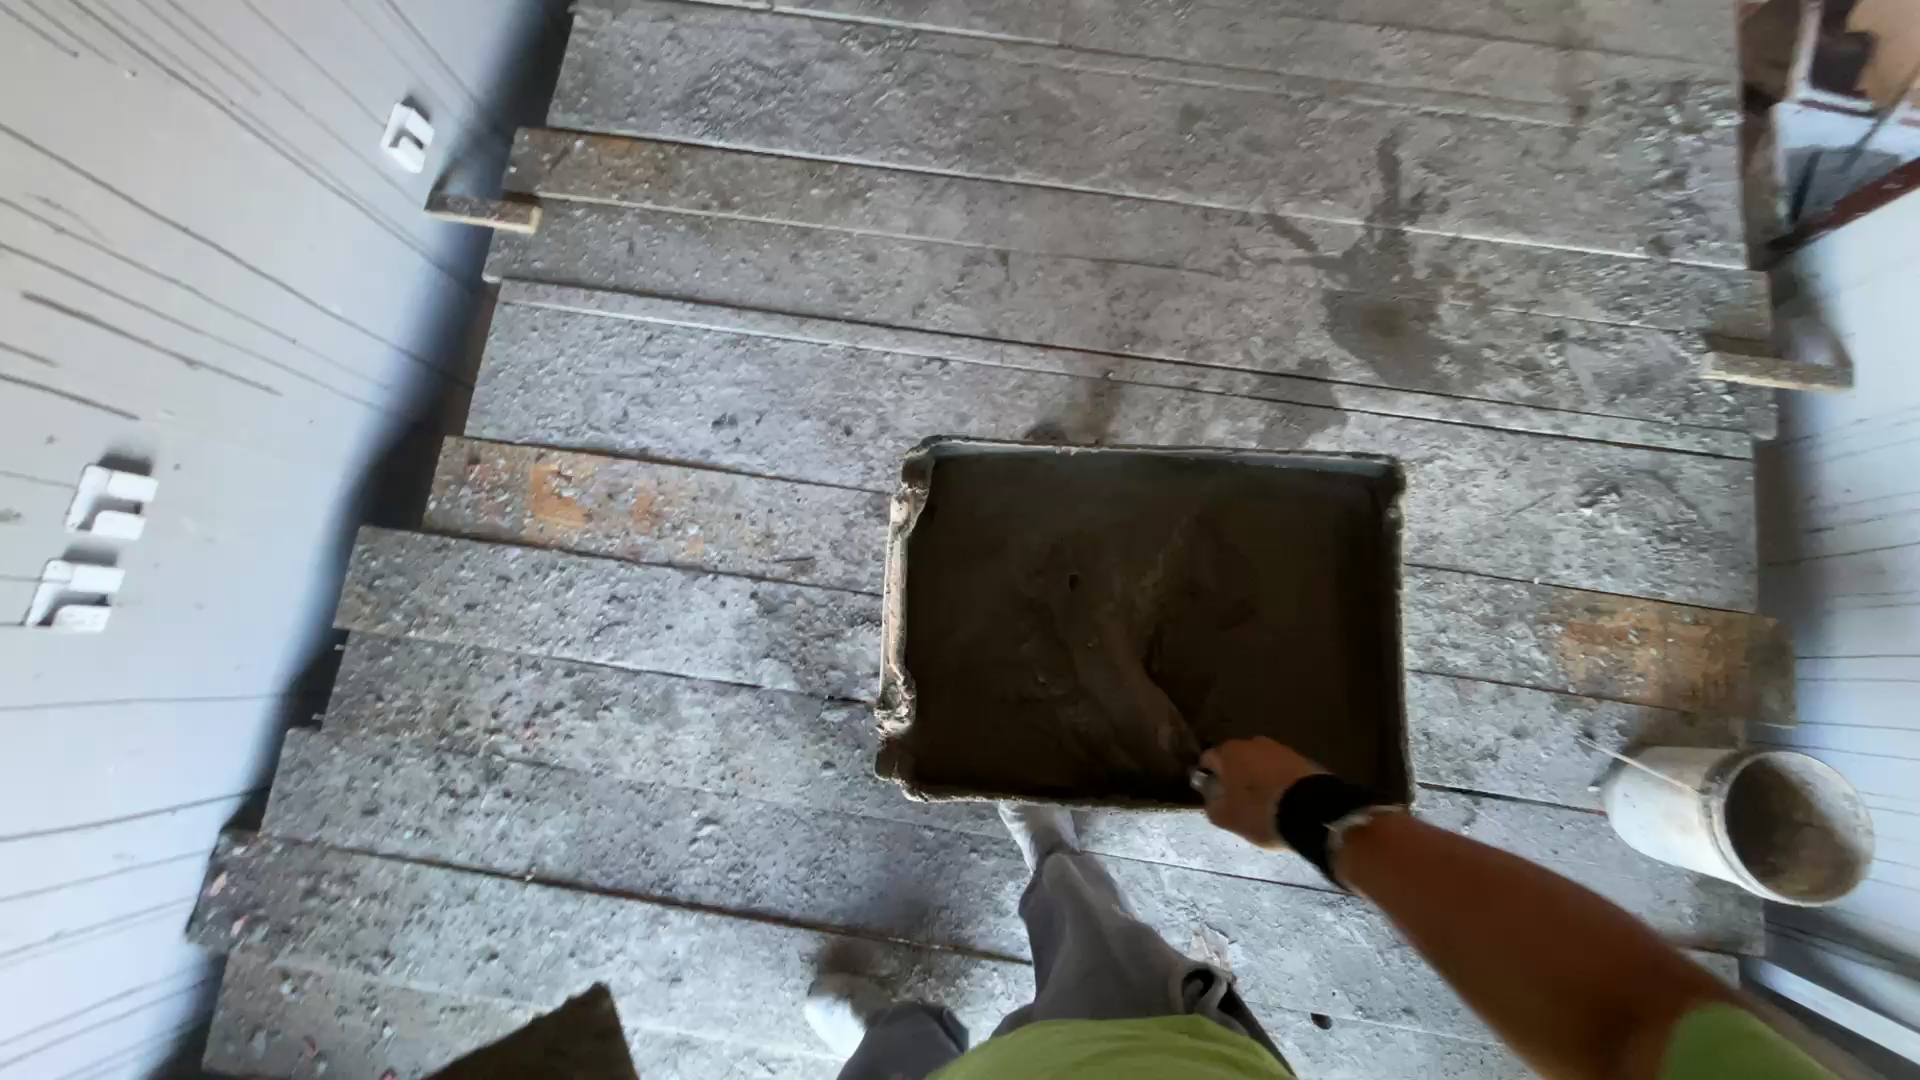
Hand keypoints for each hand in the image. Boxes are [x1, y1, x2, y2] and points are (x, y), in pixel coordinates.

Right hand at [1198, 738, 1328, 848]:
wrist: (1313, 811)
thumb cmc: (1260, 811)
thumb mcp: (1227, 817)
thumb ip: (1211, 805)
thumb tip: (1209, 797)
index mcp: (1228, 752)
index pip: (1207, 760)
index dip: (1207, 778)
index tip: (1212, 796)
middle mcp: (1251, 743)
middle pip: (1235, 759)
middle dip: (1234, 776)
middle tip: (1238, 801)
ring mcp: (1279, 749)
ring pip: (1260, 763)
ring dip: (1258, 778)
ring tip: (1264, 802)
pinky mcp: (1303, 759)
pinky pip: (1282, 769)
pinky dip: (1279, 781)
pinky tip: (1284, 800)